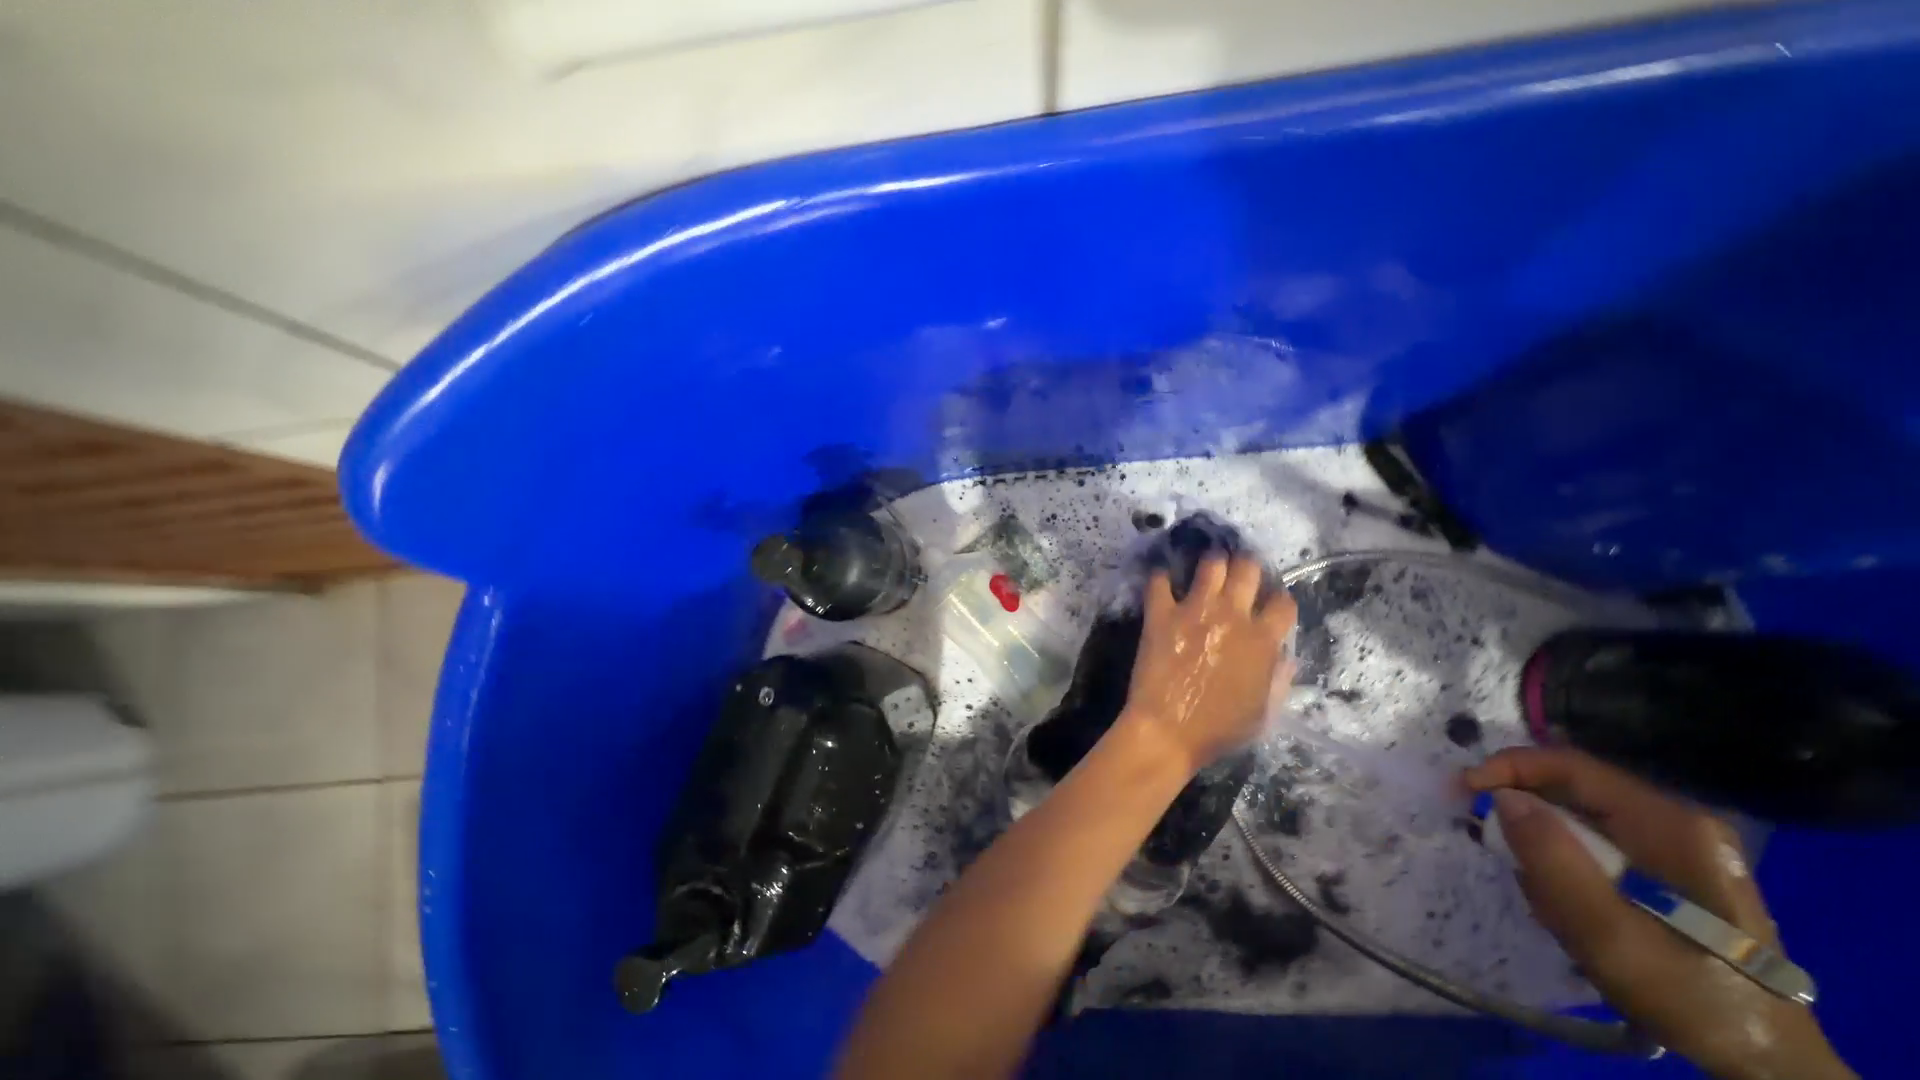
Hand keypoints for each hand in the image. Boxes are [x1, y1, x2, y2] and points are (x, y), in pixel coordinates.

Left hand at [1121, 554, 1295, 775]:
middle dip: (1247, 567)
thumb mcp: (1264, 712)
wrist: (1168, 732)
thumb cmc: (1219, 729)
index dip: (1278, 600)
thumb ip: (1278, 679)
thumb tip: (1286, 657)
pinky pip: (1160, 581)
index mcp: (1262, 640)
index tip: (1269, 604)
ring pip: (1211, 564)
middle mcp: (1232, 616)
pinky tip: (1164, 581)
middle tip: (1238, 576)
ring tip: (1207, 571)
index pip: (1283, 602)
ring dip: (1212, 564)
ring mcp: (1194, 611)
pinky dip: (1162, 577)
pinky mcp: (1161, 614)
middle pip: (1248, 568)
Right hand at [1465, 747, 1853, 1079]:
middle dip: (1526, 816)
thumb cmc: (1688, 995)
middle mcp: (1678, 822)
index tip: (1462, 790)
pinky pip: (1601, 851)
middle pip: (1577, 791)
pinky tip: (1571, 914)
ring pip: (1585, 823)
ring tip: (1547, 907)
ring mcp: (1680, 848)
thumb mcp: (1608, 935)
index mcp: (1672, 824)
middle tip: (1488, 845)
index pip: (1574, 767)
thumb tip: (1504, 798)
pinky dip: (1571, 871)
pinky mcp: (1674, 873)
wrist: (1767, 1062)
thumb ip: (1553, 861)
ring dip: (1548, 852)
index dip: (1510, 768)